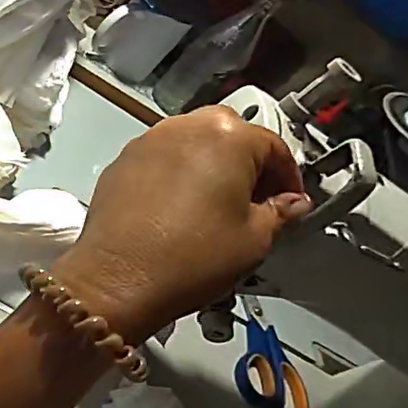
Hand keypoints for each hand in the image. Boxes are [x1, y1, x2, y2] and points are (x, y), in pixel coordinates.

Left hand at [49, 105, 311, 340]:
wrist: (118, 278)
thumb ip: (279, 213)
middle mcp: (185, 128)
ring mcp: (149, 141)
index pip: (273, 146)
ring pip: (192, 143)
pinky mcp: (123, 161)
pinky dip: (176, 175)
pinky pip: (161, 159)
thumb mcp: (253, 240)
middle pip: (230, 135)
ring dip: (210, 166)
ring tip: (216, 207)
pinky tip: (181, 210)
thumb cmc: (182, 260)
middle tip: (256, 201)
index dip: (287, 176)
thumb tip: (289, 205)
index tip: (289, 199)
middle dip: (248, 164)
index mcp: (227, 137)